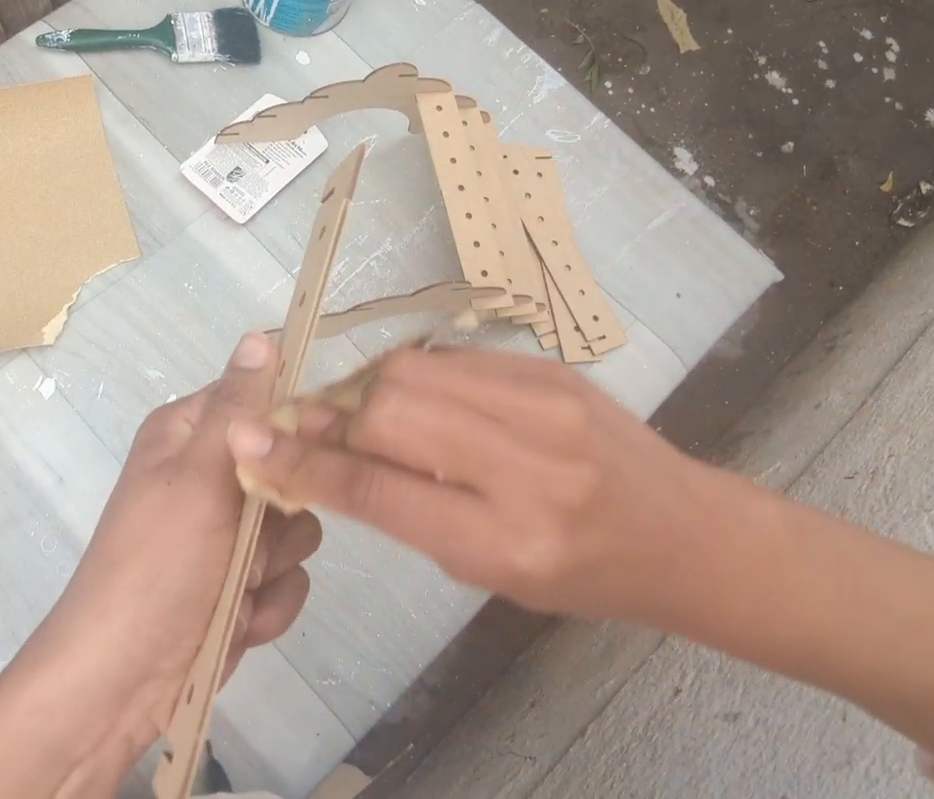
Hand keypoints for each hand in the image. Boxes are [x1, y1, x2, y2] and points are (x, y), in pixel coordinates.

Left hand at [14, 331, 322, 750]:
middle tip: (249, 535)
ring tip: (236, 586)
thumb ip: (238, 408)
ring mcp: (225, 534)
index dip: (289, 425)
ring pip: (297, 529)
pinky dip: (267, 605)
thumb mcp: (198, 476)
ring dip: (272, 566)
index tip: (308, 450)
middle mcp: (207, 476)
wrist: (123, 680)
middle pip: (289, 469)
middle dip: (279, 513)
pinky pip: (288, 580)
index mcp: (188, 435)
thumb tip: (260, 334)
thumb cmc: (157, 564)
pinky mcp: (239, 585)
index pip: (259, 400)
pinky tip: (237, 620)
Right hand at [227, 346, 726, 626]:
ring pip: (411, 372)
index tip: (250, 445)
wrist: (684, 533)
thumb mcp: (486, 569)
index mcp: (507, 542)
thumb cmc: (579, 575)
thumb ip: (404, 508)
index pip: (378, 490)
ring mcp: (544, 405)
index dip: (304, 465)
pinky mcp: (549, 369)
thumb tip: (324, 456)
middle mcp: (527, 467)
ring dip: (366, 390)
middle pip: (388, 412)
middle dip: (335, 417)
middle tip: (314, 427)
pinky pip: (449, 359)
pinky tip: (411, 396)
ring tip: (358, 410)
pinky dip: (412, 376)